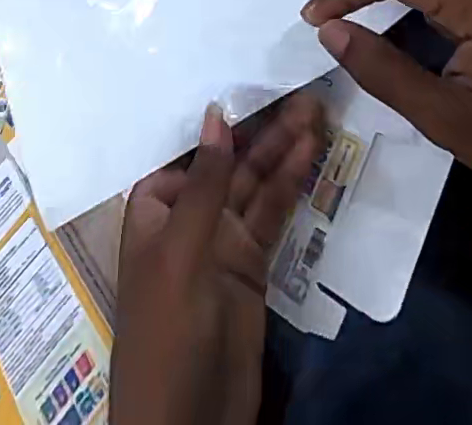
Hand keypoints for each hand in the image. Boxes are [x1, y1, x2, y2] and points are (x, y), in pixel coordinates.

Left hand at [112, 97, 323, 424]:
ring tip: (315, 110)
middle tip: (301, 91)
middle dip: (263, 129)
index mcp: (156, 202)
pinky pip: (272, 213)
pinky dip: (290, 184)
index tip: (257, 82)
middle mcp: (189, 212)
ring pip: (255, 183)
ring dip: (283, 150)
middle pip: (230, 161)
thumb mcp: (180, 250)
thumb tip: (214, 115)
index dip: (226, 117)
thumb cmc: (166, 327)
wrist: (189, 419)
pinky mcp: (251, 262)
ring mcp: (222, 236)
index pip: (194, 146)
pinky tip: (310, 153)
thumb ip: (205, 184)